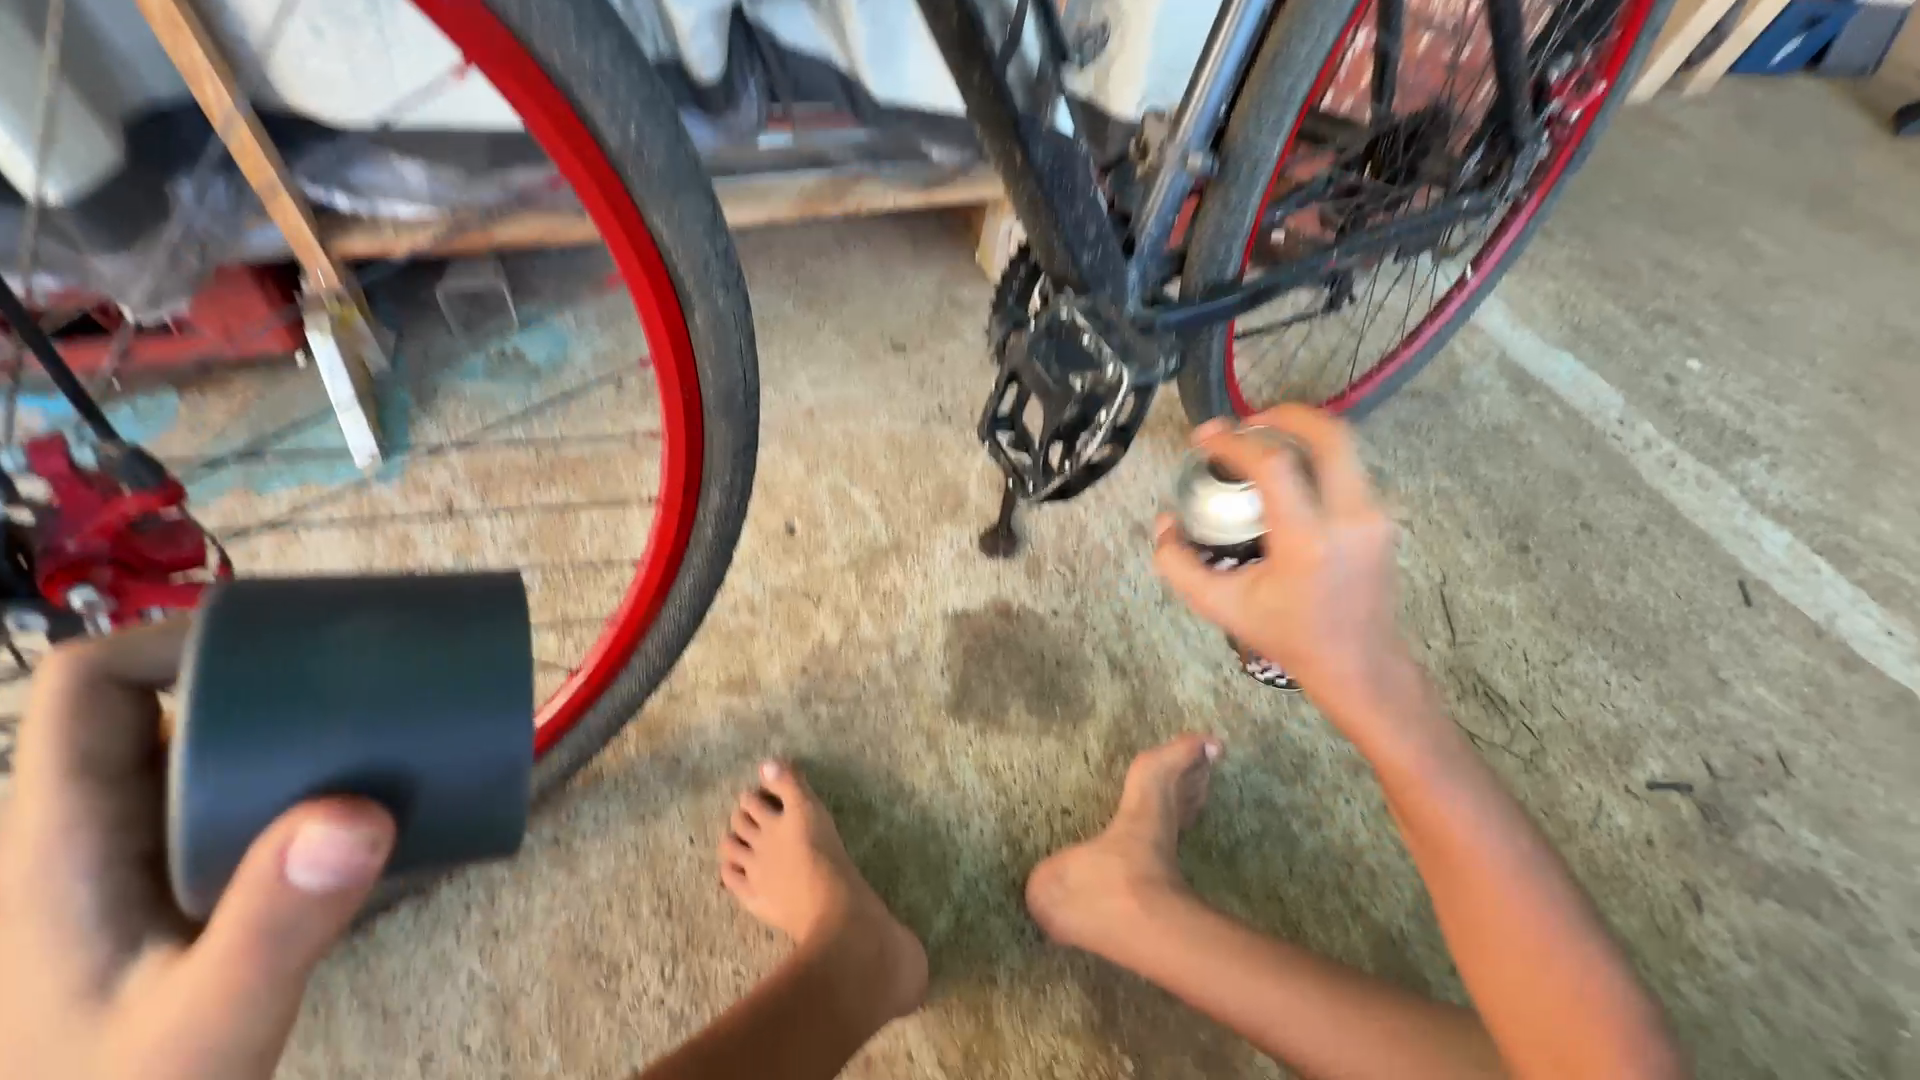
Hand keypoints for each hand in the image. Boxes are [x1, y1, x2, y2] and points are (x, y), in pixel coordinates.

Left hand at [0, 620, 395, 1079]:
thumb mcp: (206, 1029)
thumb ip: (276, 929)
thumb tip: (362, 810)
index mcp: (64, 842)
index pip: (90, 686)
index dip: (176, 636)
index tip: (294, 644)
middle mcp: (93, 837)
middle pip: (159, 706)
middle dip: (263, 674)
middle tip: (368, 679)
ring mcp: (140, 868)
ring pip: (202, 755)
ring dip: (291, 726)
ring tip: (386, 727)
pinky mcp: (187, 895)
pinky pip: (238, 803)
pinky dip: (304, 780)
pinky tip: (366, 805)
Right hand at [1154, 406, 1419, 737]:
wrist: (1359, 664)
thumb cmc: (1288, 636)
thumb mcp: (1221, 607)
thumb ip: (1179, 565)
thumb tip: (1164, 521)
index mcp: (1308, 541)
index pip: (1274, 465)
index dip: (1234, 442)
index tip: (1204, 438)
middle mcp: (1350, 518)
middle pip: (1328, 435)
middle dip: (1283, 415)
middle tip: (1244, 424)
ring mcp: (1375, 515)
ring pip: (1342, 447)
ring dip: (1300, 434)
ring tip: (1261, 444)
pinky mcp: (1382, 518)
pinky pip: (1348, 468)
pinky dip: (1314, 456)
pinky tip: (1286, 473)